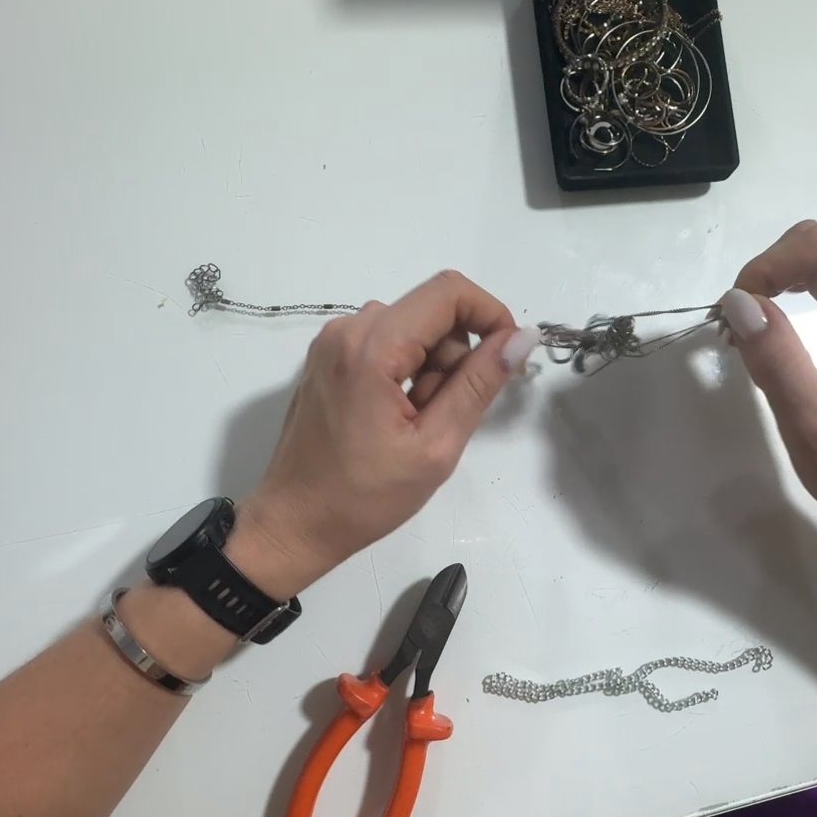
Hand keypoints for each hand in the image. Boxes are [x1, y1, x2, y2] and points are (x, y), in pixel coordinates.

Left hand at [226, 271, 537, 596]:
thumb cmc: (364, 498)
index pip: (448, 292)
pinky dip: (406, 373)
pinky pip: (384, 345)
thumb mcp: (435, 447)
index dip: (490, 314)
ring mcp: (332, 344)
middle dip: (456, 356)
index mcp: (371, 347)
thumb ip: (479, 385)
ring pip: (410, 330)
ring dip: (432, 369)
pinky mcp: (327, 360)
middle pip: (429, 311)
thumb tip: (521, 338)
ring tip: (416, 426)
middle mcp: (346, 330)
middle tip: (446, 417)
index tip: (507, 358)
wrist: (295, 524)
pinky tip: (396, 419)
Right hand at [718, 221, 816, 552]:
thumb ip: (777, 361)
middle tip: (734, 333)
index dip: (764, 267)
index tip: (732, 318)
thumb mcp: (813, 427)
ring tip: (747, 342)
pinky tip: (774, 343)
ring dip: (775, 290)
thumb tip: (737, 301)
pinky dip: (792, 303)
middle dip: (766, 276)